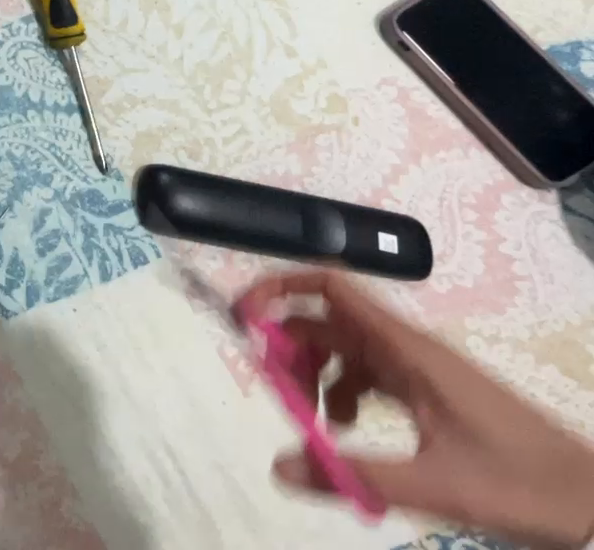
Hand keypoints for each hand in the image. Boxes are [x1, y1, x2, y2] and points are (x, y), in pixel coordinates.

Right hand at [237, 270, 593, 547]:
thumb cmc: (529, 486)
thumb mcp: (439, 486)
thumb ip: (354, 474)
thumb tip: (276, 467)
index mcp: (406, 349)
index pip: (328, 287)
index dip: (278, 287)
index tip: (244, 318)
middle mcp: (405, 348)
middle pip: (322, 323)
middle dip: (287, 349)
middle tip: (274, 390)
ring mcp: (417, 369)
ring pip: (339, 350)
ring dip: (311, 375)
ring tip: (311, 419)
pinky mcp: (426, 392)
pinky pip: (363, 375)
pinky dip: (340, 393)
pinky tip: (346, 430)